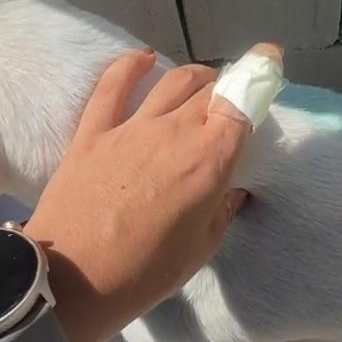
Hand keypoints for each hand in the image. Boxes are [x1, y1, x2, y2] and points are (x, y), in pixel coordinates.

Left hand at [26, 48, 253, 341]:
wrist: (71, 283)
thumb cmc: (145, 273)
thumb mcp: (201, 248)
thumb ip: (222, 209)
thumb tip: (231, 188)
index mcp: (210, 160)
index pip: (242, 103)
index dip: (259, 78)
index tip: (270, 60)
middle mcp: (175, 132)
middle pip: (211, 88)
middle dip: (228, 86)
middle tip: (231, 101)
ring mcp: (131, 127)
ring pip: (171, 80)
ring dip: (194, 75)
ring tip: (201, 83)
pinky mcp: (92, 131)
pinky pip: (113, 85)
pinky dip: (131, 65)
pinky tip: (144, 58)